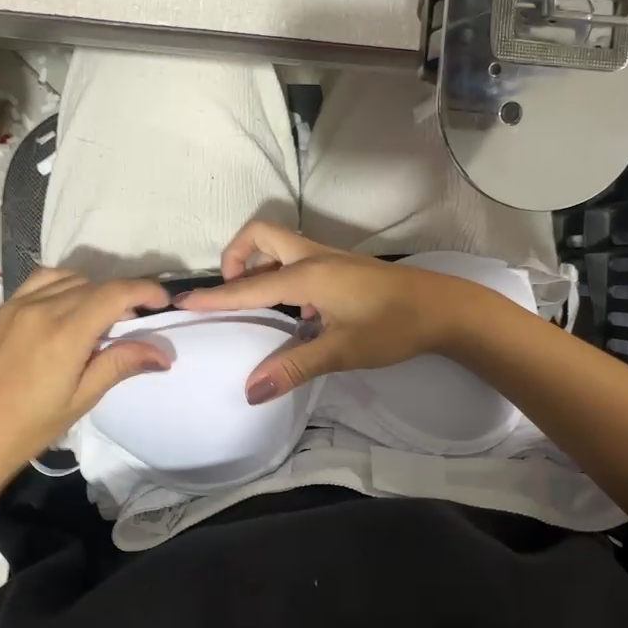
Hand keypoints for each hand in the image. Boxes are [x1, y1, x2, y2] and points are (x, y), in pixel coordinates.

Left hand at [0, 268, 170, 484]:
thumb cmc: (30, 427)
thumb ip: (120, 364)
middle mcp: (40, 309)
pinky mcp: (1, 310)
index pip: (115, 293)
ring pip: (68, 278)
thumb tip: (163, 353)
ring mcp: (17, 306)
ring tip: (102, 316)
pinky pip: (41, 281)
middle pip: (95, 284)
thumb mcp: (82, 399)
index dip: (145, 291)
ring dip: (93, 289)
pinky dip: (64, 285)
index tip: (163, 303)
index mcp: (64, 334)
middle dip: (123, 296)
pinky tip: (68, 309)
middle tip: (135, 323)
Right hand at [174, 221, 480, 403]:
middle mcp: (314, 258)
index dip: (214, 297)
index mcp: (308, 276)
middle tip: (231, 291)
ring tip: (258, 306)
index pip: (249, 287)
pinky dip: (283, 277)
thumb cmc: (394, 327)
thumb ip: (294, 368)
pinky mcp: (343, 269)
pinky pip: (299, 262)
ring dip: (261, 267)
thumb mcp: (342, 351)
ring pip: (281, 248)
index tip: (182, 302)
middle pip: (261, 236)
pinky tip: (300, 316)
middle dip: (237, 256)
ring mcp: (330, 260)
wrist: (445, 309)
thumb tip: (249, 391)